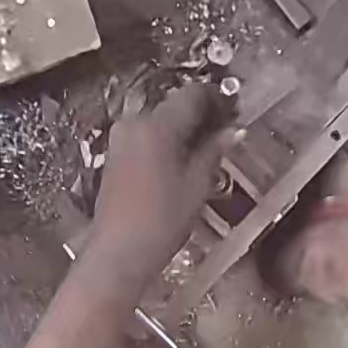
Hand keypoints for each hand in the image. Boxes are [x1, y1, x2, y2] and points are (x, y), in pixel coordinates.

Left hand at [85, 83, 234, 287]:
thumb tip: (232, 130)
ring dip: (181, 131)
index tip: (234, 113)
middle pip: (173, 107)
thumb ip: (213, 151)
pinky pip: (144, 139)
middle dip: (199, 117)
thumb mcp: (196, 186)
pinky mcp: (113, 157)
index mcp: (157, 125)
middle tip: (223, 135)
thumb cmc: (162, 221)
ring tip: (203, 154)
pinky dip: (164, 144)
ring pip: (158, 123)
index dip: (217, 100)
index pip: (193, 95)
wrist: (118, 252)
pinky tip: (178, 165)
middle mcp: (134, 124)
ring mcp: (119, 140)